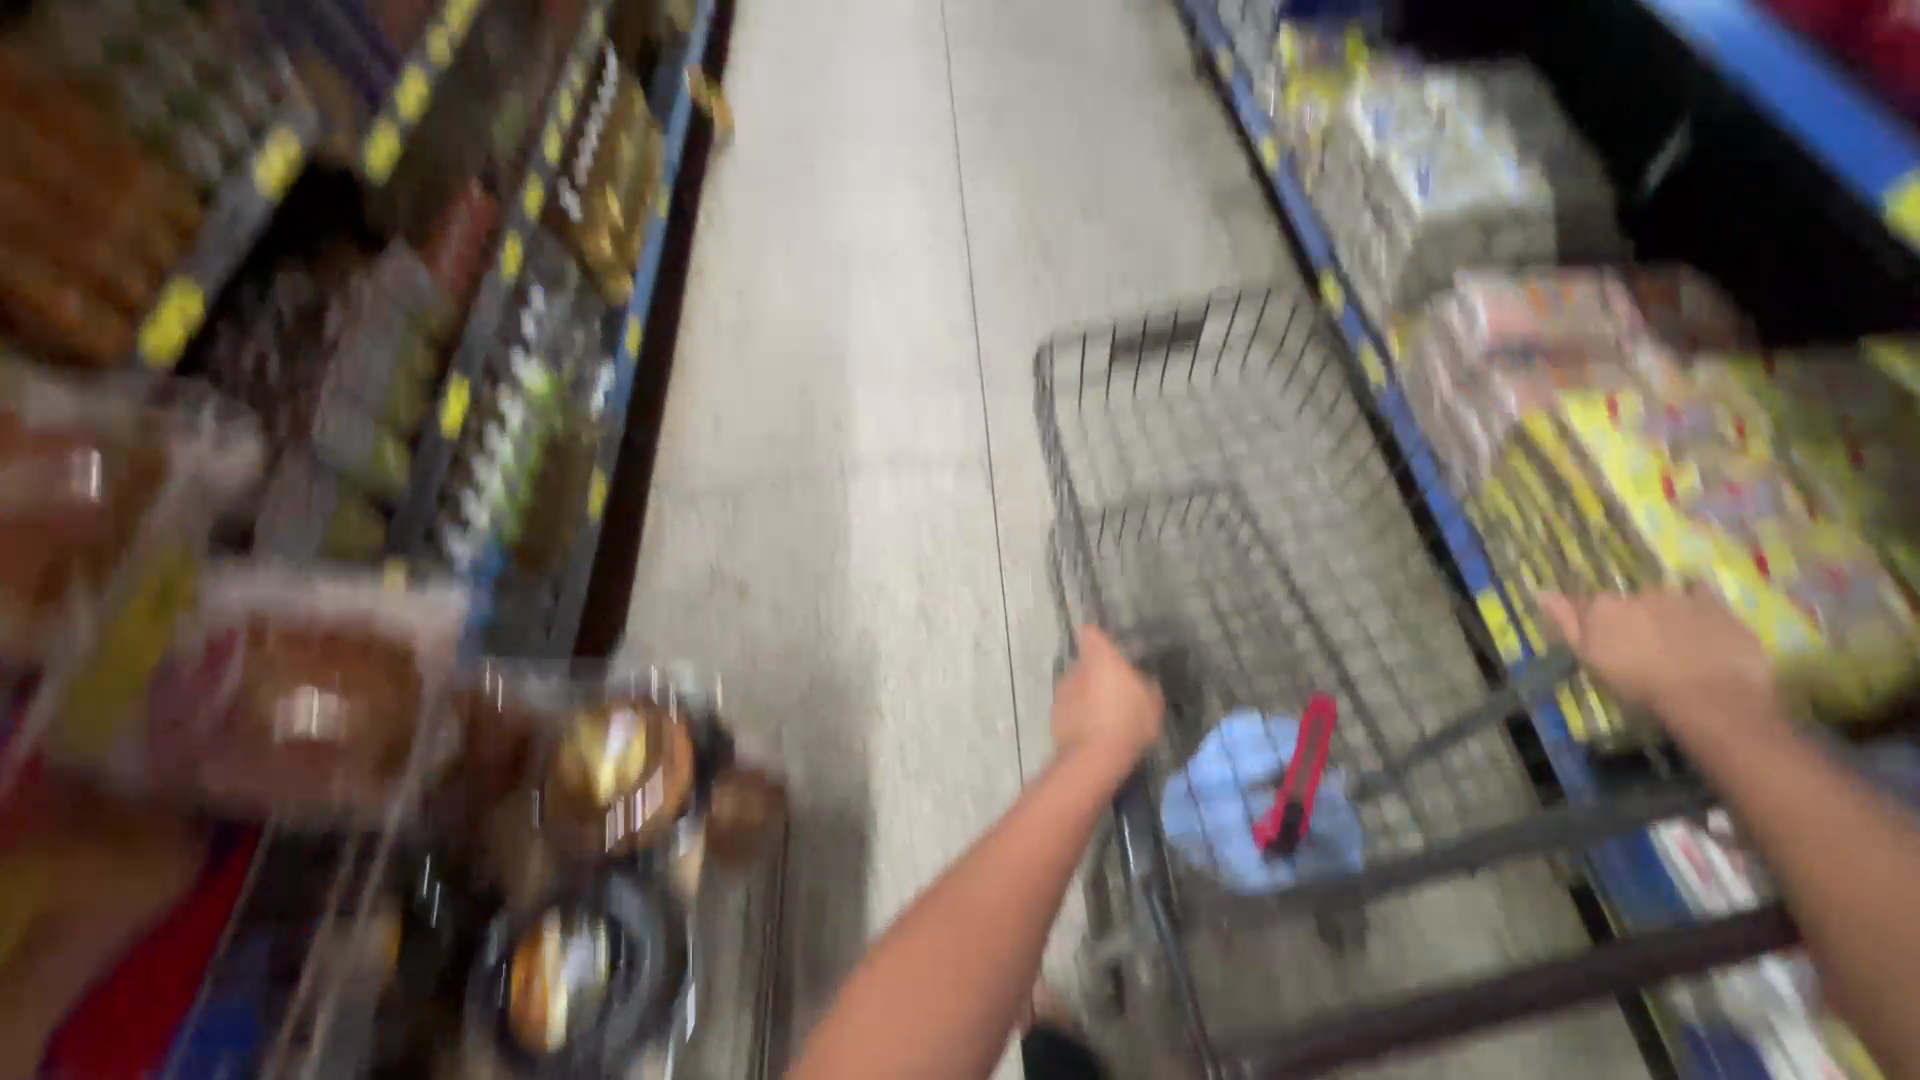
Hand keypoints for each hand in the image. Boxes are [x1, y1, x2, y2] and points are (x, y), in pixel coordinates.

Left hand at [1052, 626, 1163, 776]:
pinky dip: (1077, 713)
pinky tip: (1091, 730)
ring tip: (1104, 714)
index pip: (1090, 633)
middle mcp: (1076, 669)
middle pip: (1084, 663)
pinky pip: (1069, 707)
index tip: (1106, 646)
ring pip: (1075, 686)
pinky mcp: (1054, 714)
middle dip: (1096, 672)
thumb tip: (1141, 679)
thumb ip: (1145, 684)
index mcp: (1100, 658)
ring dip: (1085, 694)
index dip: (1096, 637)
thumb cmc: (1128, 721)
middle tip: (1114, 691)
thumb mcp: (1152, 702)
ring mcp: (1061, 691)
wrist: (1095, 756)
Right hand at [1538, 589, 1777, 721]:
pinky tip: (1696, 617)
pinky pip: (1699, 592)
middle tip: (1641, 650)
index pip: (1588, 606)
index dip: (1594, 624)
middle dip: (1630, 619)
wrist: (1709, 696)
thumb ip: (1566, 624)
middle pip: (1626, 602)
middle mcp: (1635, 593)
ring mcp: (1677, 596)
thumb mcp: (1590, 659)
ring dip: (1661, 614)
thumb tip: (1540, 593)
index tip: (1604, 645)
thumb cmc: (1639, 685)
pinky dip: (1695, 600)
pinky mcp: (1714, 604)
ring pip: (1660, 600)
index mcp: (1601, 606)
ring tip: (1673, 643)